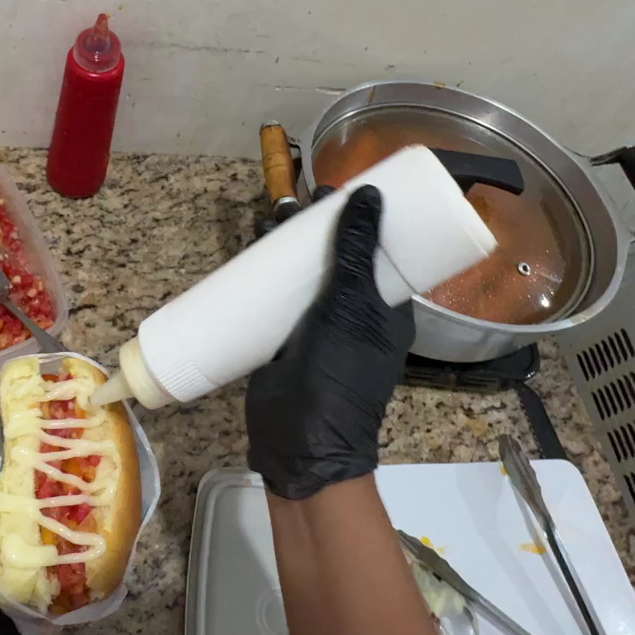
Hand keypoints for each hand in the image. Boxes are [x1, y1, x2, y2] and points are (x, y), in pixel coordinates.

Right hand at [245, 185, 415, 499]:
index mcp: (386, 308)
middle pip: (336, 256)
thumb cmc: (339, 375)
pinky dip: (263, 271)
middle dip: (316, 226)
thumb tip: (371, 194)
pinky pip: (275, 295)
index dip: (362, 218)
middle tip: (297, 202)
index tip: (340, 192)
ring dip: (287, 243)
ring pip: (303, 272)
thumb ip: (357, 253)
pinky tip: (248, 250)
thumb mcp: (353, 307)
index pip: (379, 251)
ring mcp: (316, 324)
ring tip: (271, 217)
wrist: (300, 442)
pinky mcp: (282, 336)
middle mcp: (352, 312)